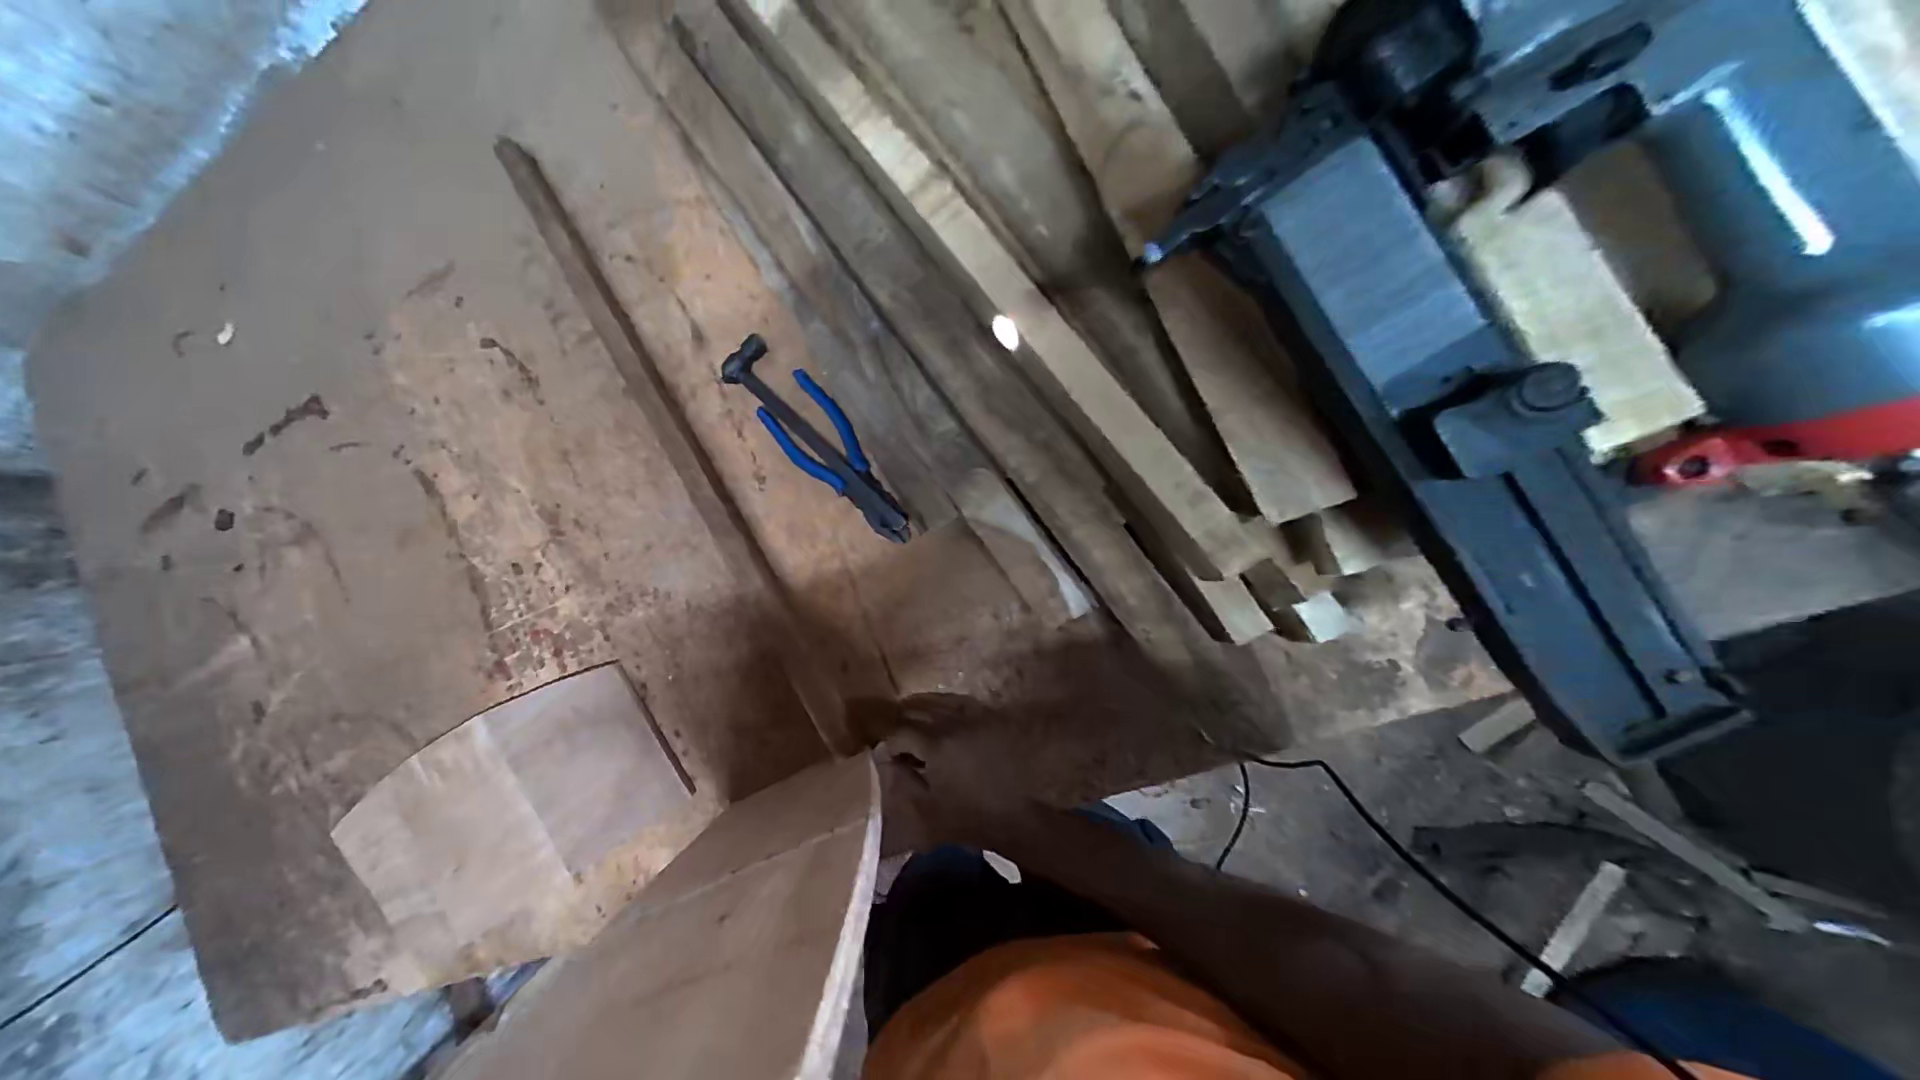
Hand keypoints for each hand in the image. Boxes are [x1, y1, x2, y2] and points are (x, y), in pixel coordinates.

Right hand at [876, 694, 1044, 852]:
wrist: (1021, 813)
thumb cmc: (972, 817)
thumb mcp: (928, 812)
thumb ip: (902, 784)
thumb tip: (884, 760)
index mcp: (935, 744)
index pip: (900, 733)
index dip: (889, 744)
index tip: (886, 756)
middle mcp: (953, 722)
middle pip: (917, 710)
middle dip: (901, 723)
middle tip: (896, 739)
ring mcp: (973, 715)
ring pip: (938, 701)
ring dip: (921, 709)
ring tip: (912, 721)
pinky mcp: (989, 716)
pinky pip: (960, 701)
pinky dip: (944, 704)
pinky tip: (941, 714)